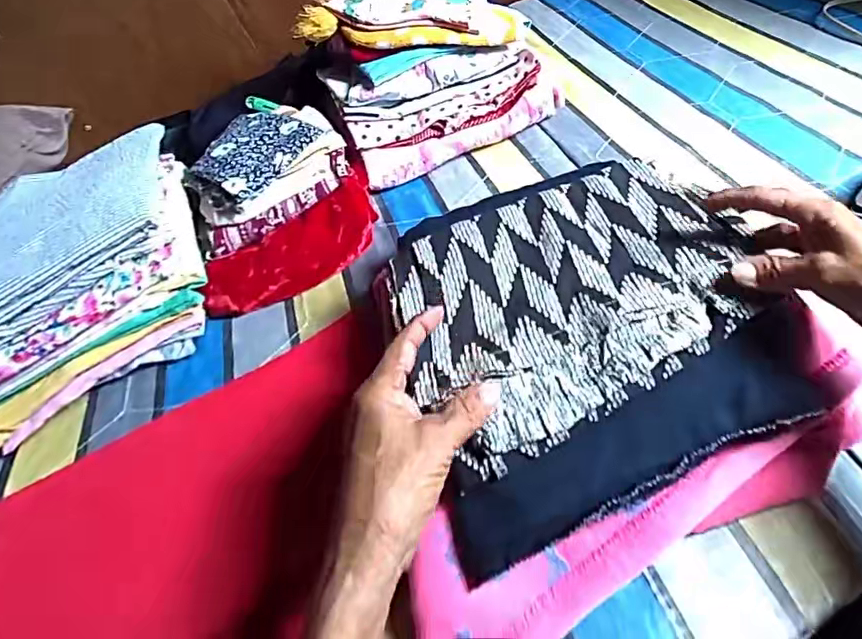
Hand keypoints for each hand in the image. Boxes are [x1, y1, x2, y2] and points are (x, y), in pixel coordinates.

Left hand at [310, 308, 497, 637]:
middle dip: (425, 352)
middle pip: (399, 368)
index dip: (420, 326)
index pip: (400, 347)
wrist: (366, 553)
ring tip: (456, 369)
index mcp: (375, 394)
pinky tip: (445, 412)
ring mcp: (369, 432)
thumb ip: (465, 411)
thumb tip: (494, 386)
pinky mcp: (377, 454)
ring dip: (427, 382)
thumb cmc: (395, 489)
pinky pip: (404, 415)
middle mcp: (367, 407)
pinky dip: (425, 406)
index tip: (438, 309)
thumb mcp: (436, 444)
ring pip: (402, 394)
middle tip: (453, 336)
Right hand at [704, 186, 861, 355]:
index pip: (767, 197)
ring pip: (777, 245)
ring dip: (754, 252)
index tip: (706, 204)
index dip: (734, 198)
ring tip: (725, 263)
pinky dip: (769, 272)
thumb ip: (776, 271)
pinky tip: (755, 283)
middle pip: (769, 217)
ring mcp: (822, 250)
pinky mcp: (828, 274)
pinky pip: (788, 266)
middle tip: (709, 231)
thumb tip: (732, 272)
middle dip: (740, 222)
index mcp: (819, 213)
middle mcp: (817, 226)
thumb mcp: (824, 273)